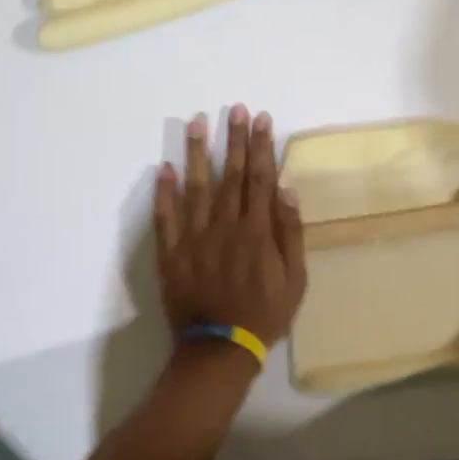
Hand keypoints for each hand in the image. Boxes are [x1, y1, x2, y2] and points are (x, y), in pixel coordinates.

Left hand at [153, 105, 306, 346]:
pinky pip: (166, 217)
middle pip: (231, 174)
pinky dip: (164, 192)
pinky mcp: (172, 252)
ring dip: (197, 152)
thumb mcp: (295, 280)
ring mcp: (195, 237)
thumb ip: (290, 233)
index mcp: (256, 231)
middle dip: (234, 139)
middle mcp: (225, 226)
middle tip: (236, 108)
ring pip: (196, 186)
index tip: (262, 119)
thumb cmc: (264, 315)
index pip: (260, 178)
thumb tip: (285, 189)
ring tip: (197, 121)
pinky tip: (164, 166)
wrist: (220, 351)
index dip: (262, 146)